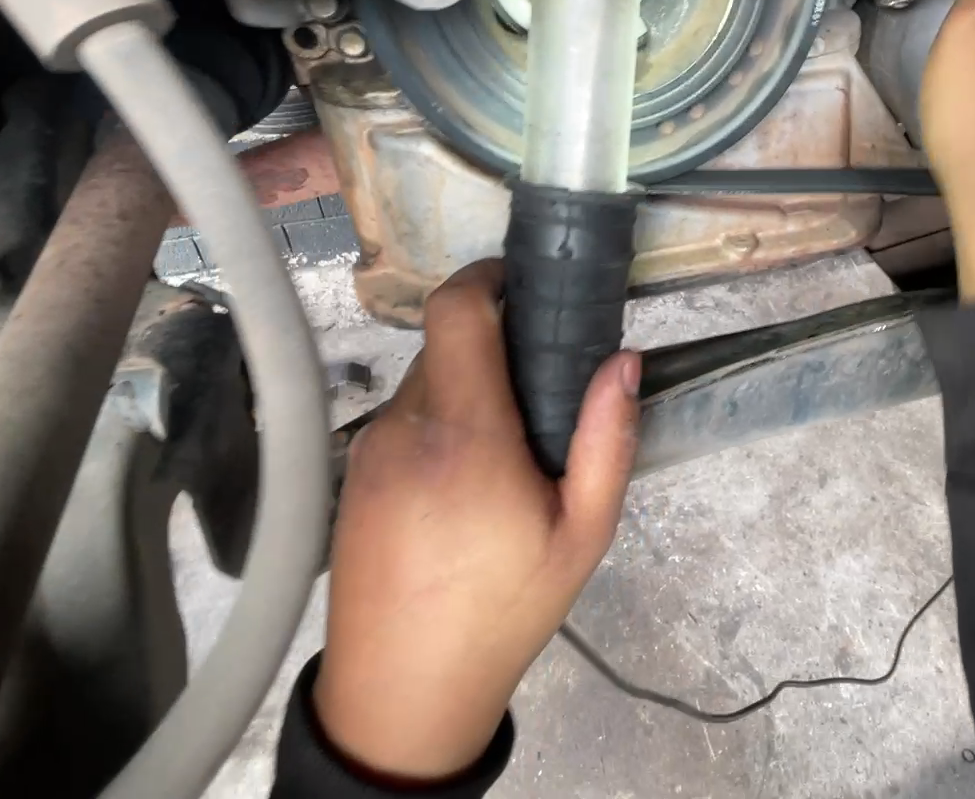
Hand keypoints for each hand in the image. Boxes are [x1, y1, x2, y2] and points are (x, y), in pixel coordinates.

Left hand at [314, 260, 640, 783]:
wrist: (398, 697)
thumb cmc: (503, 610)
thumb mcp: (582, 533)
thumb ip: (608, 439)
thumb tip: (623, 360)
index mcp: (464, 432)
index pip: (457, 312)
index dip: (487, 277)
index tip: (523, 283)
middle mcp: (403, 425)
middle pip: (447, 345)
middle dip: (494, 349)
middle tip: (541, 392)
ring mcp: (366, 449)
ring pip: (425, 382)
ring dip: (468, 389)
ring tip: (507, 449)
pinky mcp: (350, 474)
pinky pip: (402, 418)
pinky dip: (439, 421)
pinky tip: (463, 481)